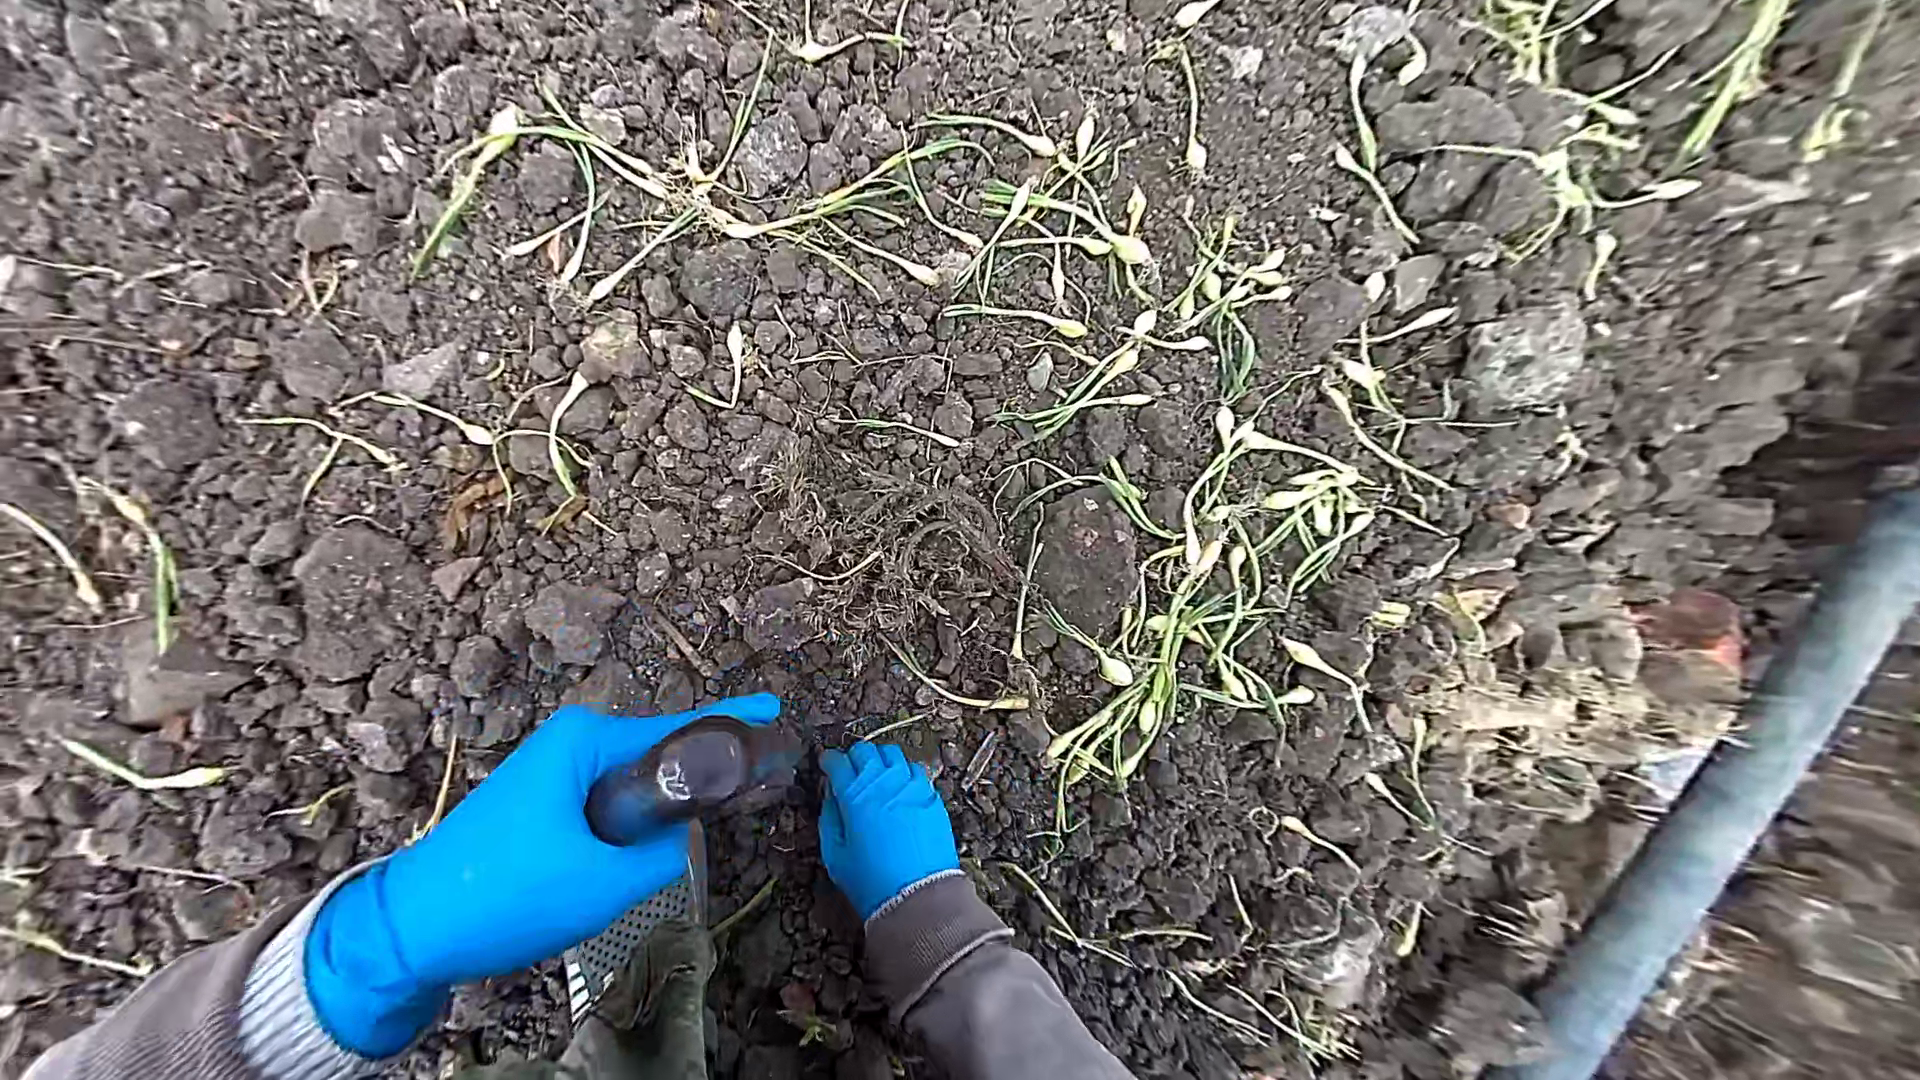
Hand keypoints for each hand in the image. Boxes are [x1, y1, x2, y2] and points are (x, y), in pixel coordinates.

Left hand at [305, 693, 781, 1055]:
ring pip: (636, 774)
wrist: (401, 935)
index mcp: (587, 741)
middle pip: (662, 748)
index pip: (679, 726)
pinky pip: (611, 791)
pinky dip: (640, 806)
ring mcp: (557, 764)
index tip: (774, 707)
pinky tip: (658, 827)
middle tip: (749, 778)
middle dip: (705, 762)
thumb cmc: (503, 896)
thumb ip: (664, 855)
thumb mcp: (603, 884)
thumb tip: (679, 837)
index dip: (733, 719)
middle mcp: (574, 739)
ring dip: (670, 791)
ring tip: (712, 807)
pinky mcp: (547, 792)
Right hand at [818, 742, 958, 919]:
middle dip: (854, 756)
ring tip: (877, 774)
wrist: (919, 896)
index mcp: (855, 796)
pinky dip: (903, 772)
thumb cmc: (873, 882)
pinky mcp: (930, 792)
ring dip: (880, 759)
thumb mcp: (836, 856)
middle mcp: (883, 782)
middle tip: (851, 769)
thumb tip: (831, 796)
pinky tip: (900, 786)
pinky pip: (914, 769)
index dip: (829, 760)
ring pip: (892, 752)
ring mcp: (910, 784)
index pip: (838, 762)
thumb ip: (829, 819)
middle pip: (865, 750)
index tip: (827, 764)